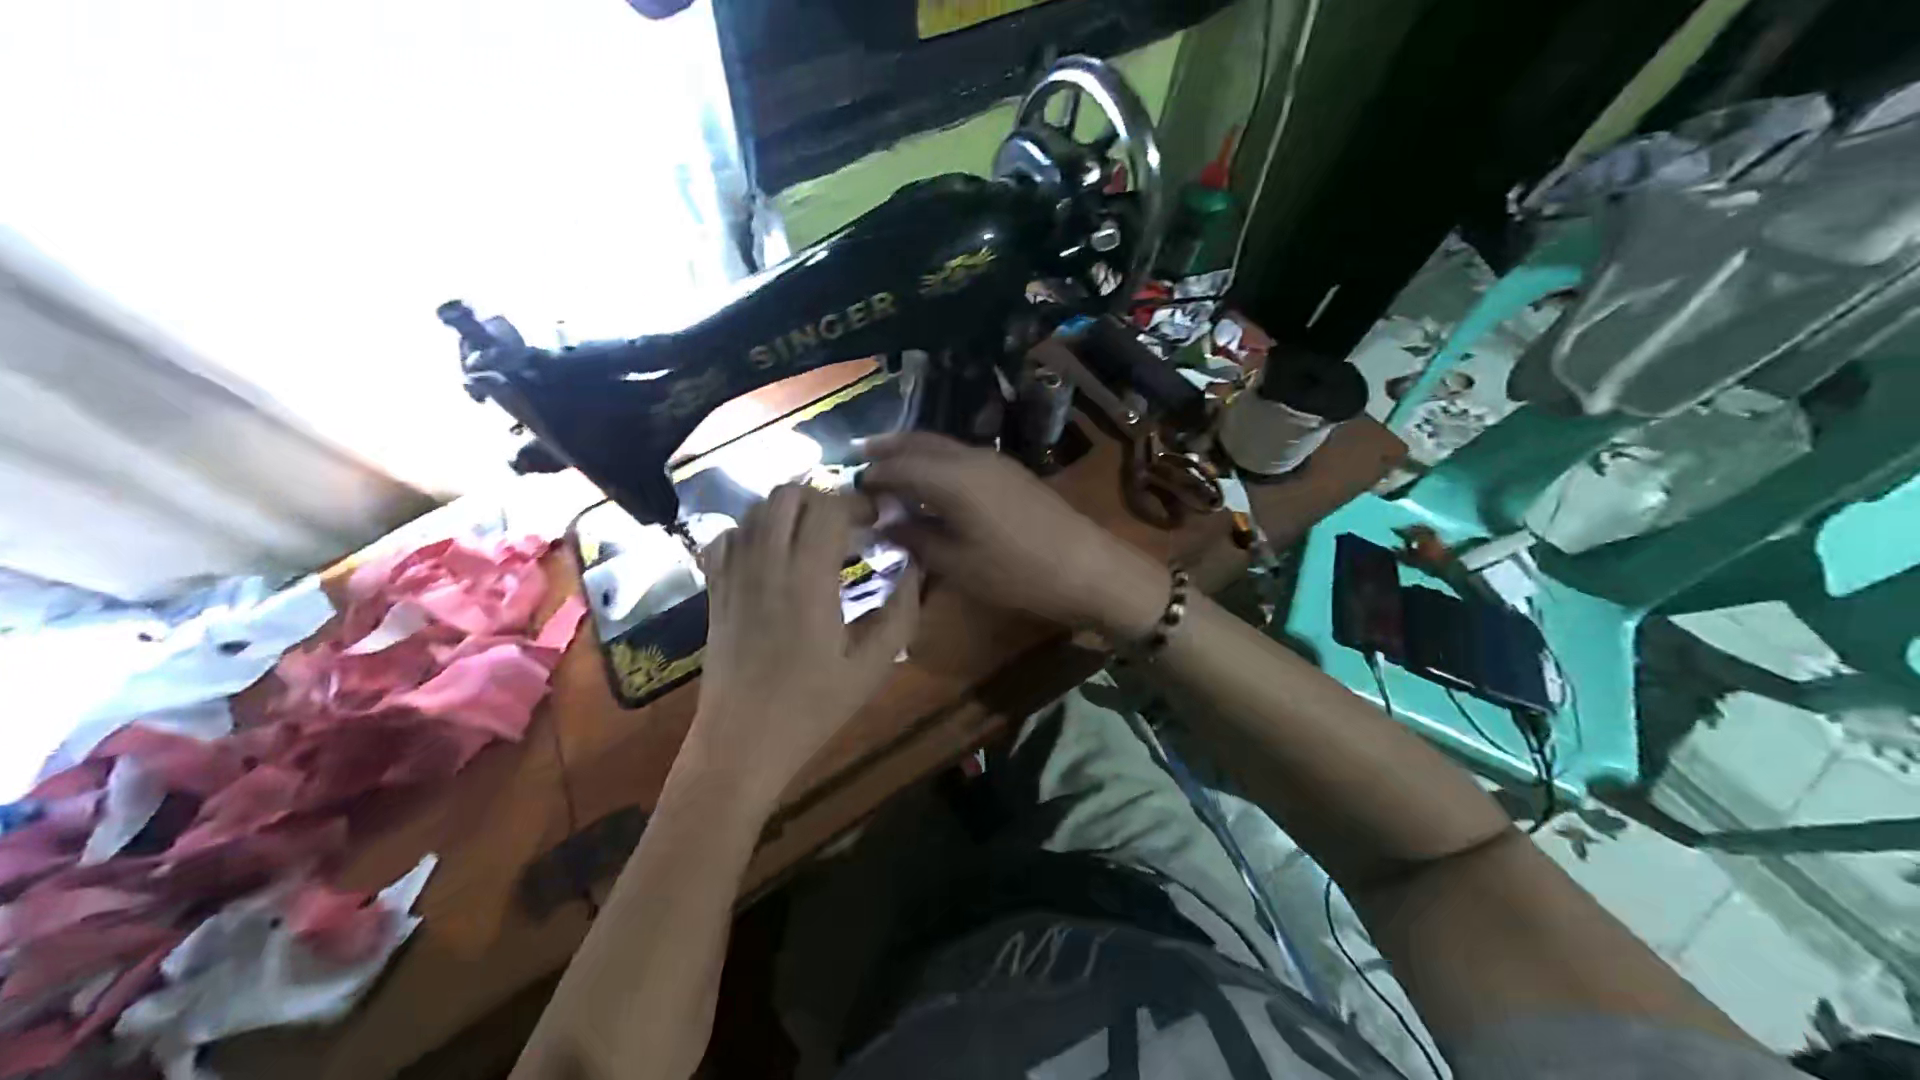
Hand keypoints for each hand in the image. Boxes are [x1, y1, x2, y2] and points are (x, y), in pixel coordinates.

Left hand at [691, 484, 920, 799]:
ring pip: (757, 509)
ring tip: (817, 536)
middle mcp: (764, 565)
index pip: (828, 508)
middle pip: (788, 494)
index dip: (858, 503)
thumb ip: (901, 611)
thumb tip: (914, 567)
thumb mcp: (872, 666)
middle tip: (851, 524)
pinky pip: (730, 536)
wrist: (742, 742)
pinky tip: (776, 553)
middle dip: (825, 497)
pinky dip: (755, 529)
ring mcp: (734, 574)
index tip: (880, 520)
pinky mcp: (716, 589)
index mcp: (806, 580)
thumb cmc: (812, 707)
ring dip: (792, 511)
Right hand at [857, 433, 1168, 640]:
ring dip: (912, 451)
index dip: (870, 476)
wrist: (1086, 567)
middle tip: (857, 455)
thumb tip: (884, 523)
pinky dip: (935, 461)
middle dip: (886, 448)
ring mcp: (993, 461)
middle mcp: (970, 457)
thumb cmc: (1016, 572)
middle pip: (918, 443)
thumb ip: (915, 537)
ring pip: (941, 446)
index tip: (848, 488)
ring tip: (887, 464)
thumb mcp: (956, 563)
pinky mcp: (1009, 471)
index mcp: (951, 477)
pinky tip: (929, 480)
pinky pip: (960, 456)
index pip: (897, 466)